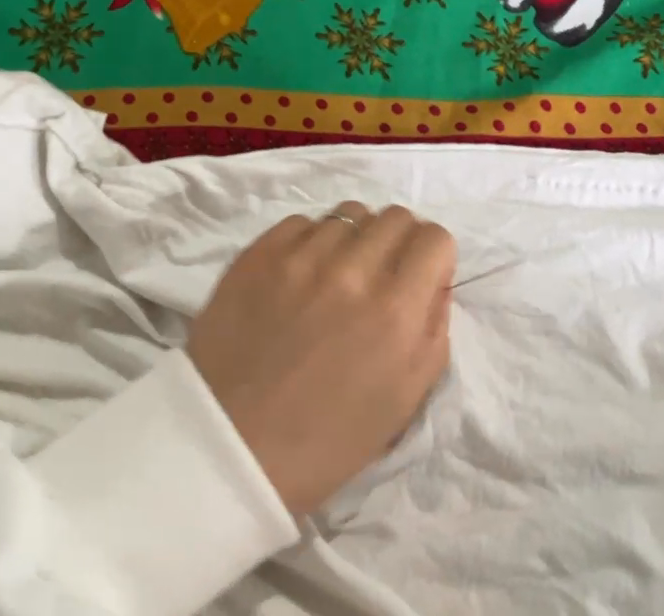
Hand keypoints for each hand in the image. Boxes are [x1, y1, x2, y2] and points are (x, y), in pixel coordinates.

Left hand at [186, 203, 455, 514]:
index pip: (435, 238)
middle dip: (399, 243)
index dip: (433, 258)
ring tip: (336, 277)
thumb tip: (435, 284)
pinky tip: (300, 277)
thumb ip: (433, 330)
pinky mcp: (257, 255)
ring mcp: (300, 258)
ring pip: (349, 214)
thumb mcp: (406, 398)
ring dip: (354, 240)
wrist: (228, 448)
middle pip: (396, 216)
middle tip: (381, 278)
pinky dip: (310, 242)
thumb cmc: (327, 439)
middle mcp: (352, 270)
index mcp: (395, 311)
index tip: (418, 281)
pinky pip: (301, 222)